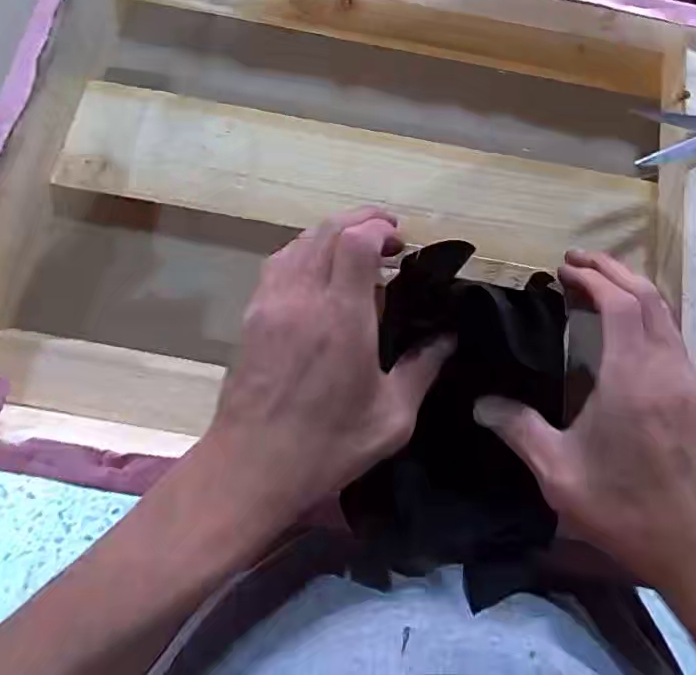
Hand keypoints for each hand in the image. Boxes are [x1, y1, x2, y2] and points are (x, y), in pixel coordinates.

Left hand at [206, 207, 454, 521]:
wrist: (246, 472)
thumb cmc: (325, 447)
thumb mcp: (391, 417)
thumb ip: (424, 368)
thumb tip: (450, 337)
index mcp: (341, 317)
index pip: (355, 242)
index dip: (380, 228)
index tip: (402, 240)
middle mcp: (303, 299)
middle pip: (328, 230)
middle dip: (362, 221)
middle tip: (391, 238)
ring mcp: (272, 304)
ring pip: (302, 241)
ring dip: (334, 233)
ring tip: (360, 249)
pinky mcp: (253, 316)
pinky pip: (281, 262)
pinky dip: (307, 250)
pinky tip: (323, 270)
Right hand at [473, 250, 695, 589]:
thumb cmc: (628, 511)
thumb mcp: (561, 476)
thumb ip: (520, 431)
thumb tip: (482, 405)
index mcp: (633, 375)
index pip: (619, 301)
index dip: (592, 276)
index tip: (565, 267)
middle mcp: (667, 365)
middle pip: (647, 295)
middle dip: (613, 269)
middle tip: (579, 261)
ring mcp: (689, 379)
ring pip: (666, 314)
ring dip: (634, 290)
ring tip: (601, 287)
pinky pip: (674, 337)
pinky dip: (649, 316)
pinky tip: (630, 333)